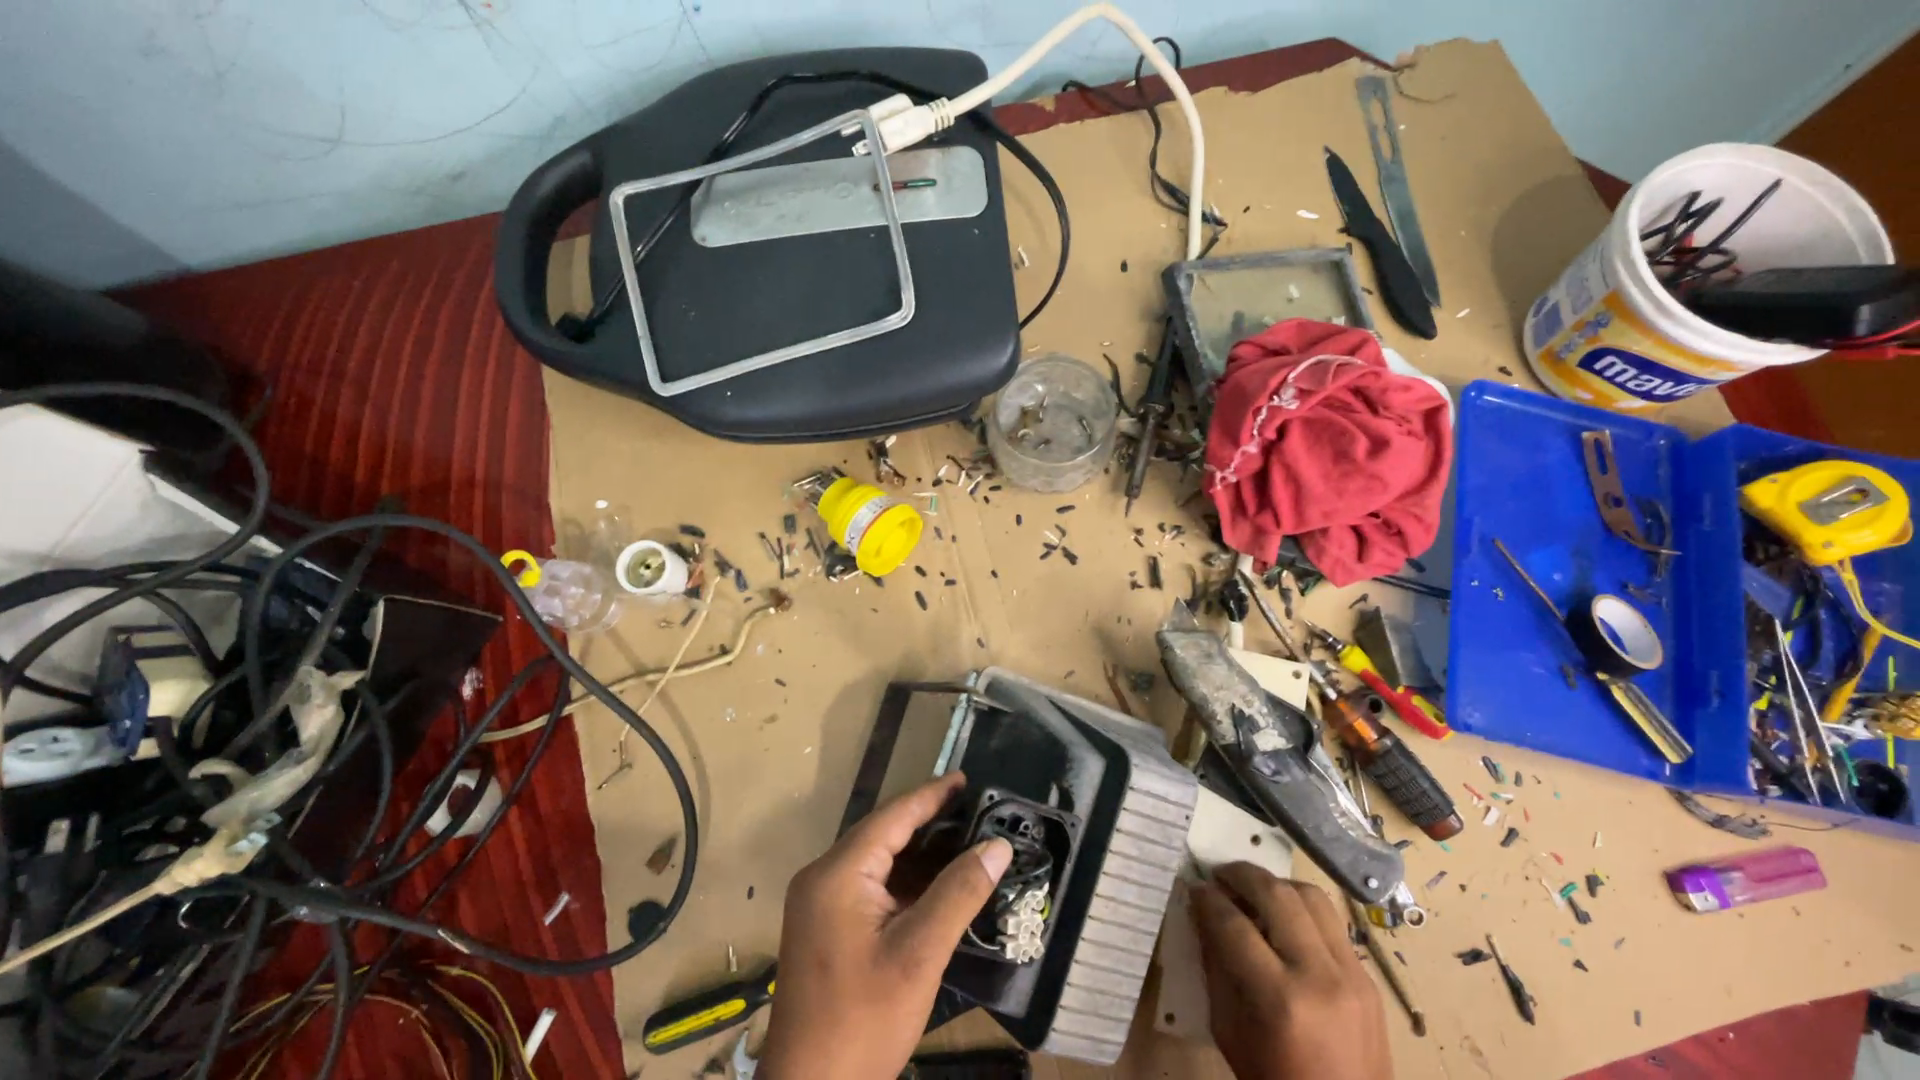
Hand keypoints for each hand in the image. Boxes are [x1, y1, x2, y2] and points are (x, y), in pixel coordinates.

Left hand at [759, 773, 1011, 1079]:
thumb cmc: (865, 1019)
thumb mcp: (920, 953)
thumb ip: (958, 893)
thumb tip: (997, 846)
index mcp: (837, 874)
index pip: (892, 818)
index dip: (932, 796)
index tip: (968, 779)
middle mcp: (822, 879)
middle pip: (883, 836)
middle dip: (930, 823)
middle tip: (979, 814)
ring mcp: (820, 906)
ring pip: (877, 864)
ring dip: (919, 856)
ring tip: (969, 844)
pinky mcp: (826, 930)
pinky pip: (869, 889)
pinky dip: (904, 884)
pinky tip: (938, 888)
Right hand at [1190, 863, 1390, 1079]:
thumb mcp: (1230, 1031)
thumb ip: (1217, 968)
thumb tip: (1204, 917)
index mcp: (1279, 999)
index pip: (1234, 926)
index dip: (1208, 900)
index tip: (1194, 886)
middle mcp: (1320, 976)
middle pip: (1278, 896)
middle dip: (1242, 875)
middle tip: (1220, 874)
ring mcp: (1352, 974)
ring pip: (1312, 897)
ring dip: (1277, 885)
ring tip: (1253, 891)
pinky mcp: (1369, 978)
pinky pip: (1332, 924)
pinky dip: (1302, 911)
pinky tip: (1283, 920)